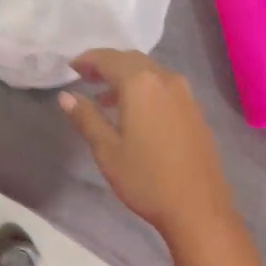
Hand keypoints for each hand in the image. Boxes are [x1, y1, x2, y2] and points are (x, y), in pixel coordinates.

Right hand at [59, 50, 238, 236]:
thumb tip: (65, 96)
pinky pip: (163, 86)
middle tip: (86, 78)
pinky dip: (145, 88)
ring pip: (149, 71)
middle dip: (107, 65)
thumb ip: (86, 118)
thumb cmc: (147, 179)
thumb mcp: (108, 150)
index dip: (88, 59)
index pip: (109, 58)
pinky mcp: (194, 108)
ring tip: (105, 98)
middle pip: (131, 60)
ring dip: (126, 77)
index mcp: (140, 83)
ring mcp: (184, 92)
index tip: (71, 67)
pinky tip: (135, 112)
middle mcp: (164, 78)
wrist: (199, 207)